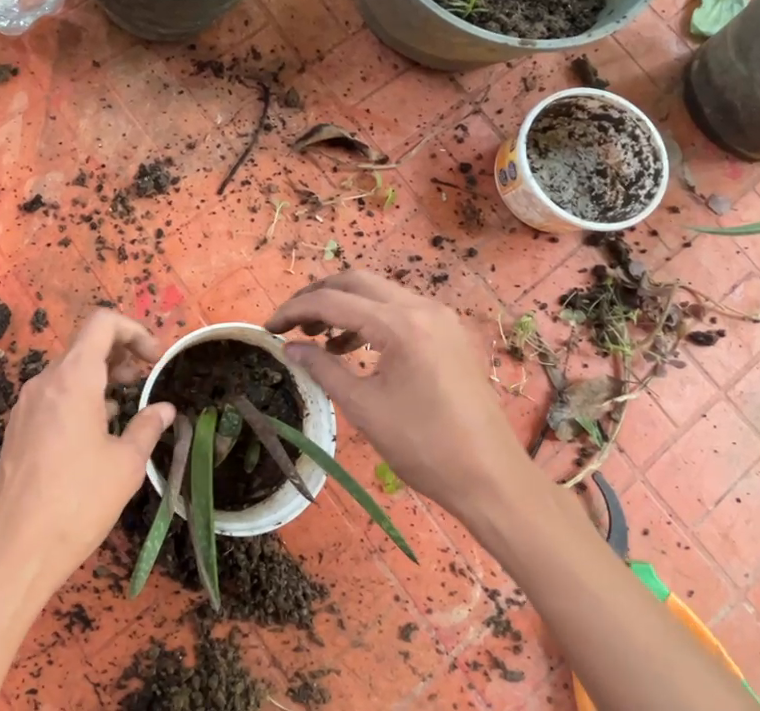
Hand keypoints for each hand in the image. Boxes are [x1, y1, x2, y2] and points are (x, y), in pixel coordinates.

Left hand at [0, 310, 174, 592]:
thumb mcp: (126, 464)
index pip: (102, 323)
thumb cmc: (79, 501)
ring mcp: (26, 404)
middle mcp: (44, 381)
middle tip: (145, 382)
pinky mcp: (17, 428)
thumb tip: (164, 409)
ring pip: (68, 373)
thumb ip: (146, 427)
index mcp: (73, 378)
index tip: (154, 358)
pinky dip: (78, 399)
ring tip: (125, 409)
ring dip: (100, 380)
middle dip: (120, 357)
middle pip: (84, 347)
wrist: (17, 547)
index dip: (134, 330)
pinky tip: (95, 433)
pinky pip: (52, 397)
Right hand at [266, 270, 529, 510]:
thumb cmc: (424, 447)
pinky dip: (369, 319)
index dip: (294, 310)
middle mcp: (422, 308)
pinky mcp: (448, 334)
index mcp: (400, 324)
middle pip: (356, 282)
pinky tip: (351, 347)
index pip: (333, 301)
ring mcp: (440, 318)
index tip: (268, 327)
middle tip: (289, 322)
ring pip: (378, 292)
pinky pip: (399, 310)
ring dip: (343, 306)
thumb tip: (290, 348)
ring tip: (315, 336)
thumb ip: (323, 369)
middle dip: (317, 296)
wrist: (491, 477)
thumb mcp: (364, 408)